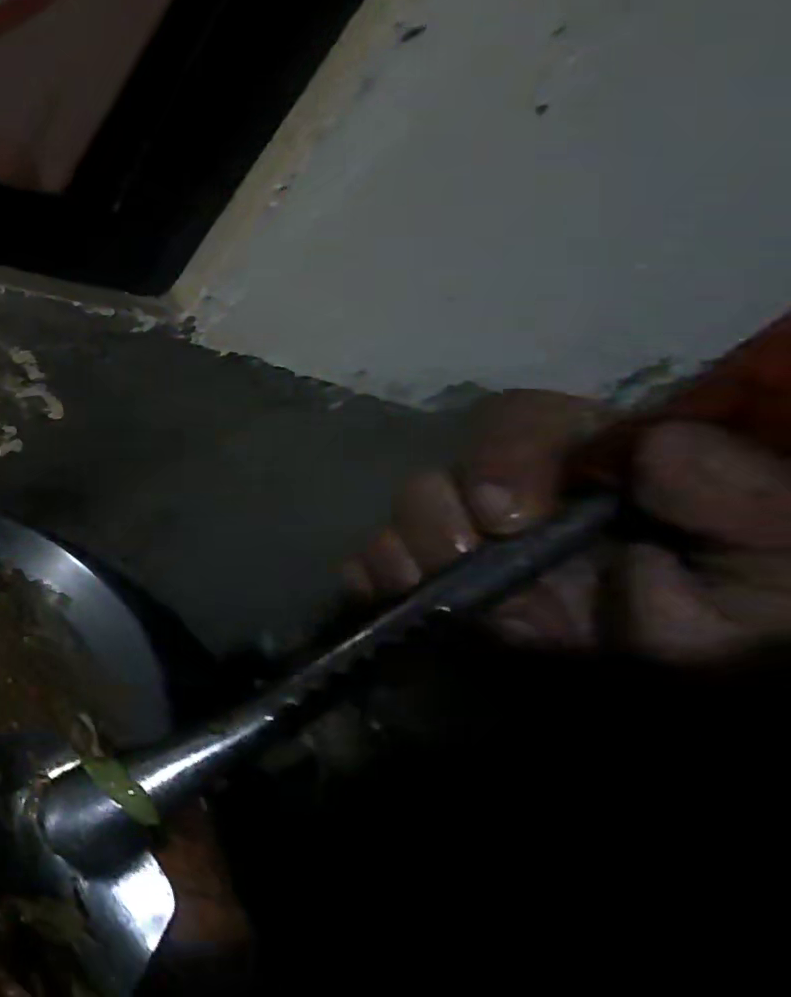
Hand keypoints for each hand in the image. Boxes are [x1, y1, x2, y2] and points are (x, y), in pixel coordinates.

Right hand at [343, 390, 790, 664]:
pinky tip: (392, 591)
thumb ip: (739, 491)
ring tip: (442, 588)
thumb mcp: (783, 545)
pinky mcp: (436, 589)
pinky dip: (370, 575)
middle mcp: (522, 499)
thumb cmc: (763, 615)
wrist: (721, 698)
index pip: (522, 422)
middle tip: (470, 561)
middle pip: (442, 472)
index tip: (507, 515)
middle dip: (442, 515)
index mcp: (596, 468)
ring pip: (403, 517)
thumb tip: (655, 446)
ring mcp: (473, 546)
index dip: (499, 455)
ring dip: (410, 548)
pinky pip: (372, 566)